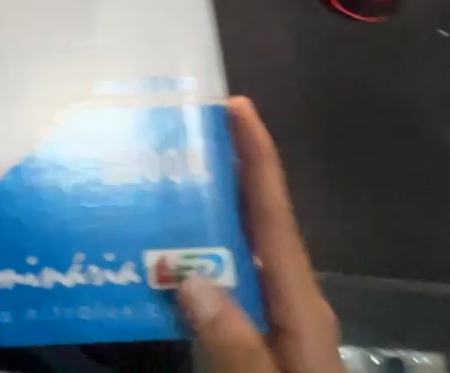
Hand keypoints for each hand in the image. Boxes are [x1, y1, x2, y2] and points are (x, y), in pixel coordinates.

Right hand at [176, 98, 343, 372]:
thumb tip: (186, 274)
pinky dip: (184, 262)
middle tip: (172, 131)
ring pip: (229, 254)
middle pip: (253, 224)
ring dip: (195, 214)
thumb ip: (234, 345)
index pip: (275, 218)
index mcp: (300, 309)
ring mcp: (268, 326)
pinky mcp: (246, 345)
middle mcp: (286, 305)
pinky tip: (149, 257)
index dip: (257, 158)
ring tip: (149, 179)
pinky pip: (213, 289)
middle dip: (219, 172)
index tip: (235, 105)